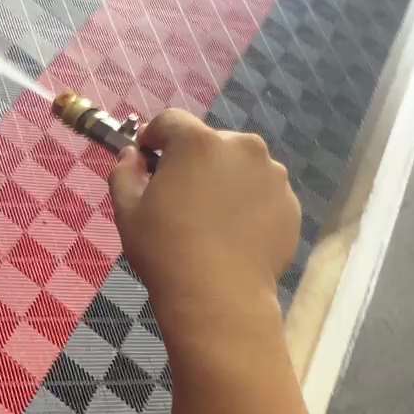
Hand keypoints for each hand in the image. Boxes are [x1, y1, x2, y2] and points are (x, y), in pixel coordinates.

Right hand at [107, 108, 299, 331]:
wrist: (218, 293)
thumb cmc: (164, 249)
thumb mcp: (127, 212)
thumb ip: (124, 173)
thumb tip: (131, 156)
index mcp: (198, 143)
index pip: (170, 120)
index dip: (152, 137)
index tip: (145, 161)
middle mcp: (242, 146)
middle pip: (208, 142)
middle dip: (190, 162)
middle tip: (176, 199)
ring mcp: (273, 174)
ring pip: (237, 167)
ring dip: (220, 182)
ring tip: (206, 221)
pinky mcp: (290, 202)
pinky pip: (259, 193)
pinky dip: (244, 205)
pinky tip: (228, 236)